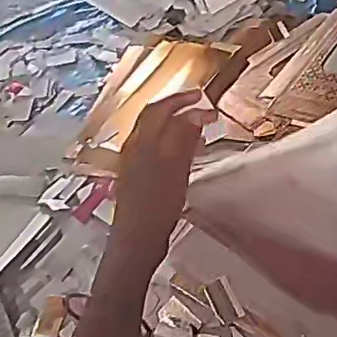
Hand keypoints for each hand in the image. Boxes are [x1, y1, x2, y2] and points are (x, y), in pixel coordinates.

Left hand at [111, 91, 211, 250]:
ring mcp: (134, 164)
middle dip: (177, 109)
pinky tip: (186, 154)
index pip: (159, 109)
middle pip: (154, 119)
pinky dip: (173, 144)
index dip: (181, 99)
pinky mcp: (138, 178)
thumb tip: (196, 113)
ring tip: (200, 129)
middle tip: (201, 107)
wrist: (138, 240)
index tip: (202, 96)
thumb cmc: (156, 205)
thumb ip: (183, 137)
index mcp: (141, 142)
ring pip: (156, 134)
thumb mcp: (175, 168)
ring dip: (177, 126)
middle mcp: (133, 148)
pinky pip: (157, 150)